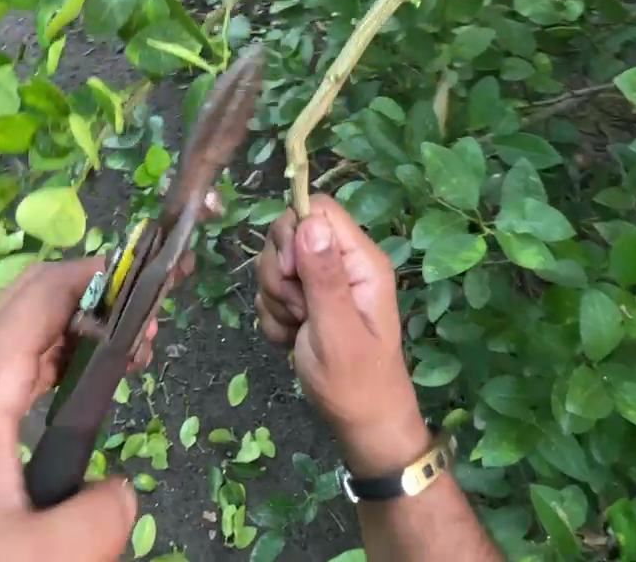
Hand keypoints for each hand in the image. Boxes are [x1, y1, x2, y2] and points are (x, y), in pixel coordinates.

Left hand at [0, 257, 138, 561]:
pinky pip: (14, 358)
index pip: (50, 288)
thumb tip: (124, 491)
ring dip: (79, 325)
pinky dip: (57, 354)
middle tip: (148, 326)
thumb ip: (97, 521)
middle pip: (37, 292)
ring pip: (25, 324)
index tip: (157, 286)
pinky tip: (83, 387)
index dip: (106, 275)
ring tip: (130, 354)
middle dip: (97, 294)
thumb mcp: (30, 560)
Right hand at [255, 194, 427, 476]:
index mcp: (362, 260)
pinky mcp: (307, 298)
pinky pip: (273, 288)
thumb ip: (323, 276)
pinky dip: (273, 313)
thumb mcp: (337, 332)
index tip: (291, 273)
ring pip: (277, 261)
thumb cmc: (356, 384)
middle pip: (290, 231)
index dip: (294, 232)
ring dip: (274, 296)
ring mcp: (325, 280)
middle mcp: (344, 262)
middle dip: (279, 270)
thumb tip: (308, 221)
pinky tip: (289, 337)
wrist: (362, 426)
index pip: (319, 209)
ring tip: (296, 328)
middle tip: (296, 308)